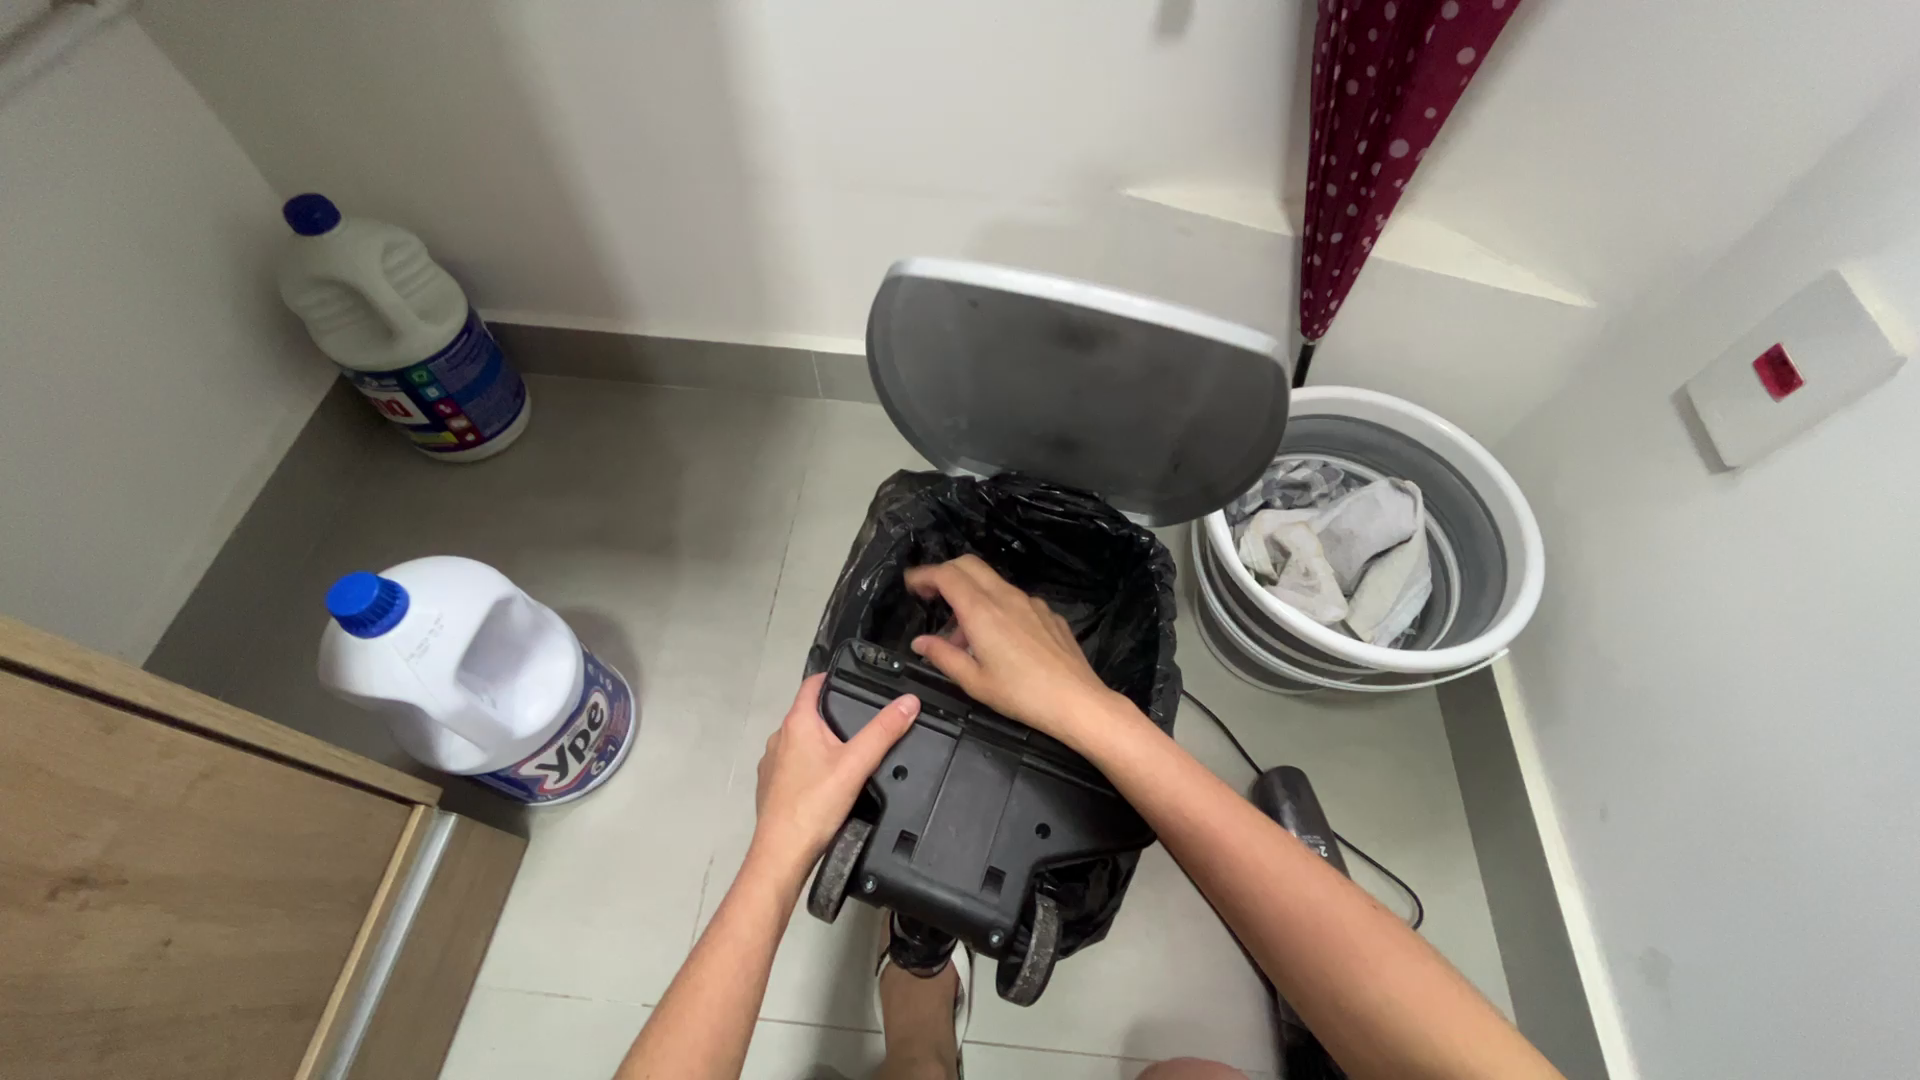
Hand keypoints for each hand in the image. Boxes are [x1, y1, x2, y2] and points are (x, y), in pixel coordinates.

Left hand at [749, 674, 919, 874]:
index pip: (812, 684)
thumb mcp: (857, 764)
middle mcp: (779, 737)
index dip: (832, 677)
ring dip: (821, 742)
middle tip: (864, 719)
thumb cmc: (815, 804)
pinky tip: (828, 782)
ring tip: (850, 752)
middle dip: (833, 713)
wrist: (782, 855)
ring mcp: (771, 763)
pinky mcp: (770, 787)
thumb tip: (909, 702)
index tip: (854, 678)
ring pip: (800, 741)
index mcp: (797, 723)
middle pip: (808, 713)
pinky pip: (794, 765)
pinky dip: (810, 766)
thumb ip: (884, 732)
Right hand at [904, 555, 1129, 743]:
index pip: (946, 575)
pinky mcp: (1048, 614)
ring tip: (962, 636)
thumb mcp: (974, 681)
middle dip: (945, 574)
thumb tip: (921, 643)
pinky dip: (996, 608)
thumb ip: (943, 656)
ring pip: (992, 583)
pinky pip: (1014, 600)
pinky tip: (999, 641)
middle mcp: (1006, 597)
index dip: (924, 575)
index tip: (911, 584)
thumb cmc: (1022, 695)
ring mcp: (1031, 603)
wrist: (1077, 701)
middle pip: (969, 565)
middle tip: (930, 597)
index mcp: (982, 611)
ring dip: (971, 596)